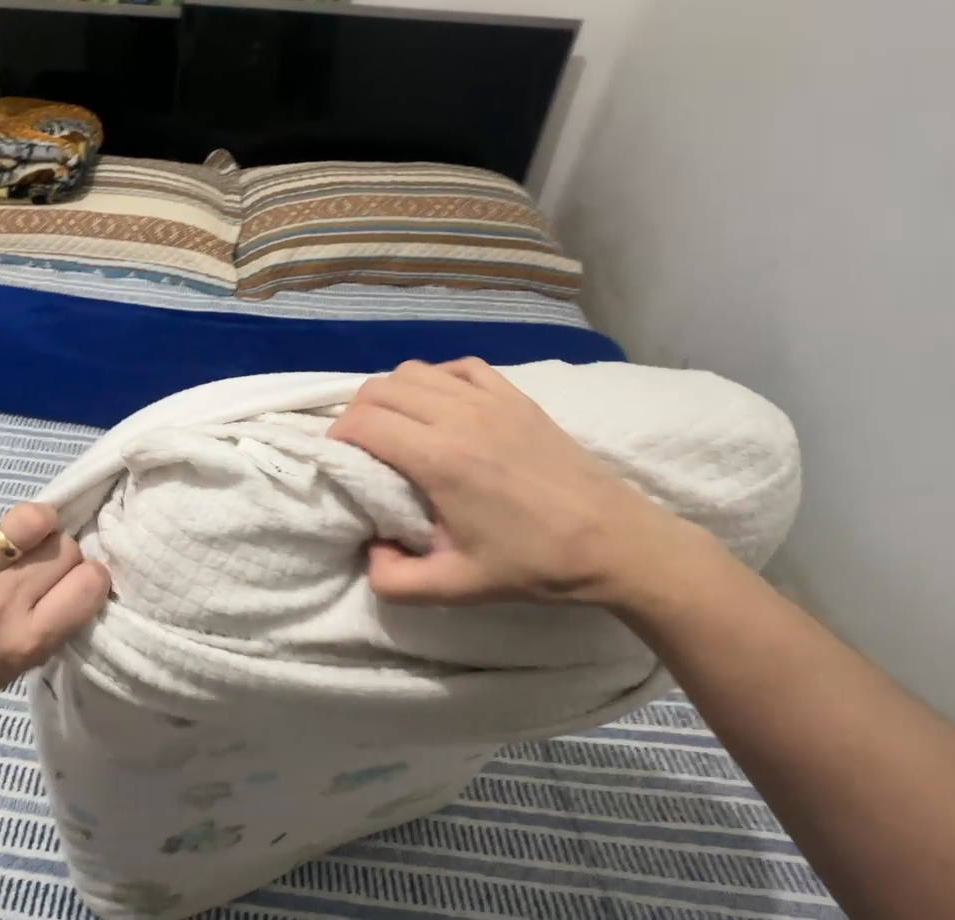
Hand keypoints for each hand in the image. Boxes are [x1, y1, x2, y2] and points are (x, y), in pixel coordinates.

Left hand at [0, 487, 110, 718]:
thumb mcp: (33, 660)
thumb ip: (64, 616)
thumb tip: (87, 567)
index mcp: (29, 638)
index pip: (90, 583)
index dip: (92, 577)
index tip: (76, 582)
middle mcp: (0, 603)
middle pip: (64, 548)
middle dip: (62, 554)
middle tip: (43, 568)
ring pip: (28, 521)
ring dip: (37, 523)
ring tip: (25, 537)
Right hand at [326, 358, 714, 607]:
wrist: (616, 542)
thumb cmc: (534, 564)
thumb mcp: (457, 588)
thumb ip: (395, 581)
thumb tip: (368, 552)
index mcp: (440, 459)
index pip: (362, 422)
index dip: (337, 437)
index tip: (339, 461)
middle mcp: (459, 417)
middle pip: (379, 389)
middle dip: (355, 414)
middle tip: (359, 447)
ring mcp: (490, 400)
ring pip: (413, 371)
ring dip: (390, 394)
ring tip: (395, 426)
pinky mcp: (516, 396)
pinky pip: (458, 367)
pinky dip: (435, 380)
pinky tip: (440, 407)